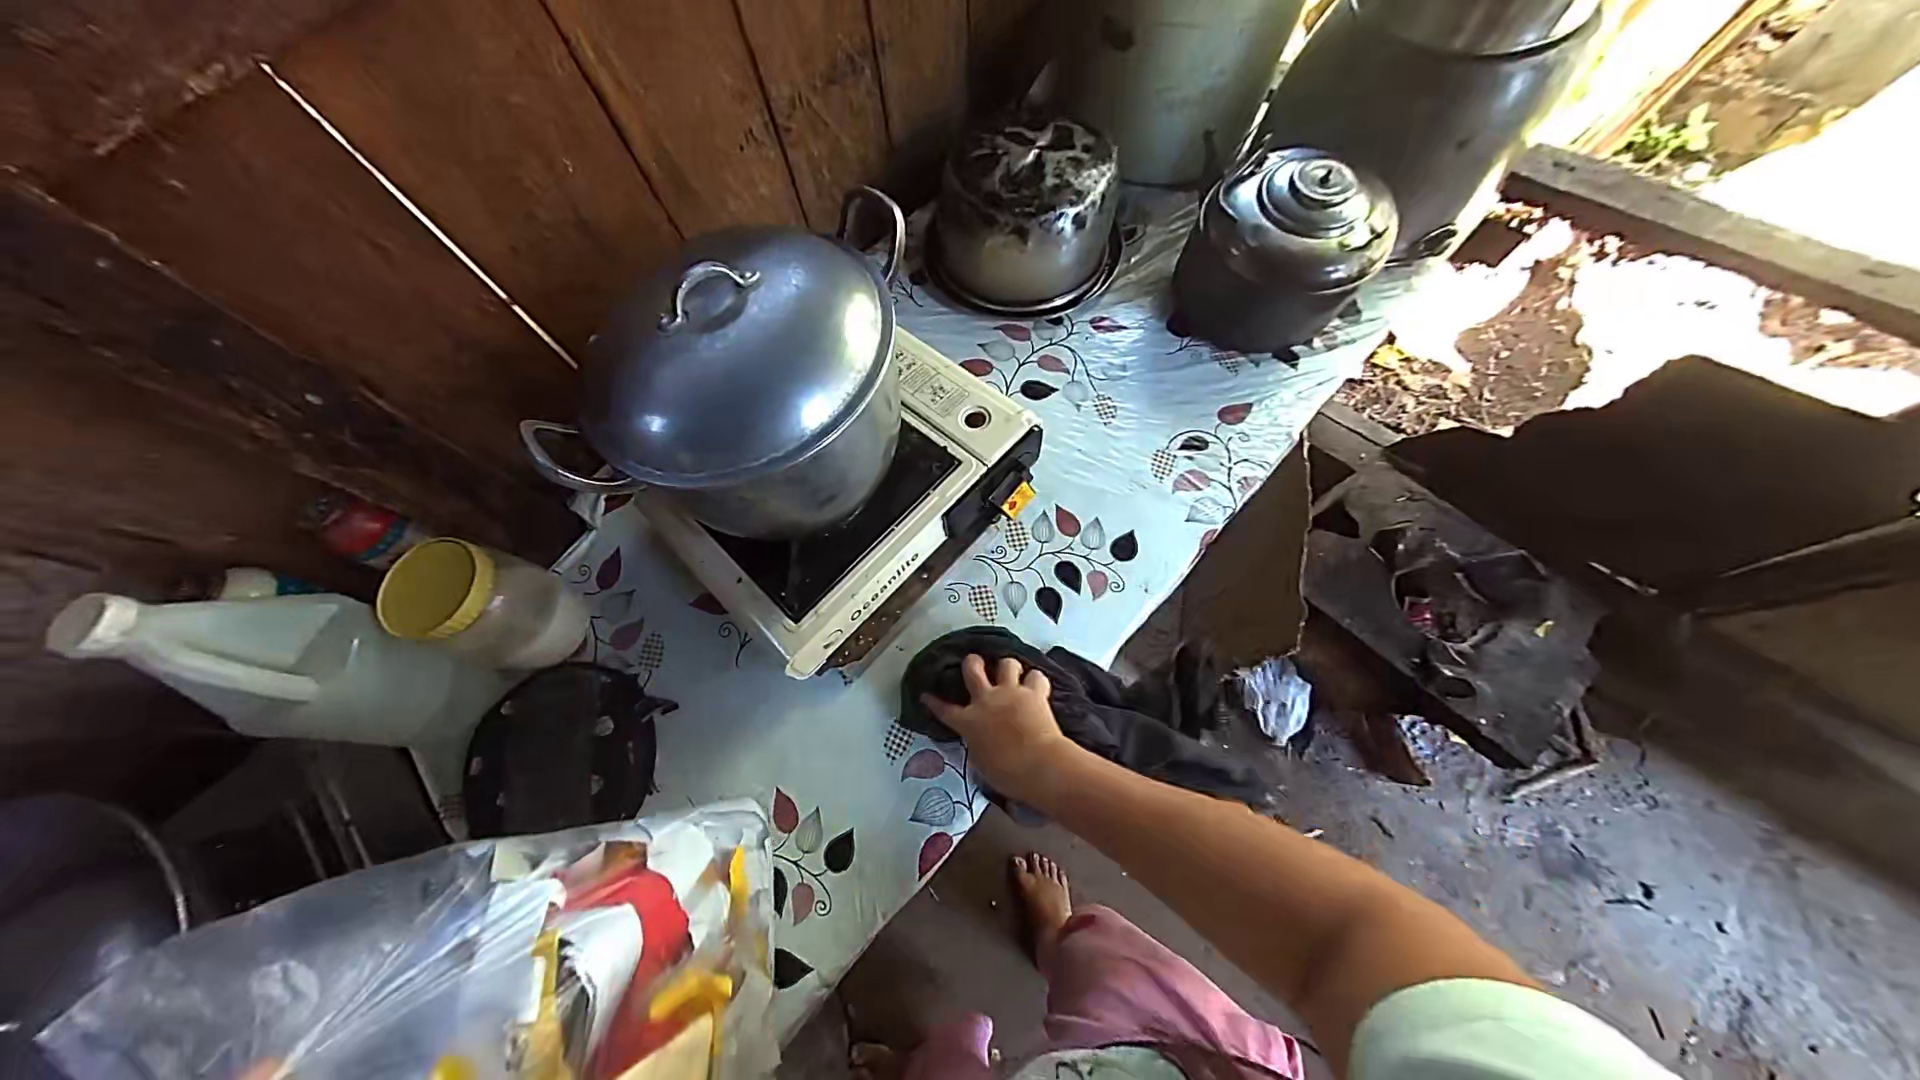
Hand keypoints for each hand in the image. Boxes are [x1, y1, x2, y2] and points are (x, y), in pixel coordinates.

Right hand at [922, 654, 1077, 802]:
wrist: (1038, 765)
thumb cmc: (1007, 774)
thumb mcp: (981, 763)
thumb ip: (977, 745)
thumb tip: (981, 741)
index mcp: (968, 722)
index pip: (945, 710)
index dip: (934, 703)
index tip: (926, 695)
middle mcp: (986, 701)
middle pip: (972, 669)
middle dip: (971, 662)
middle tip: (973, 662)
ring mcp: (1010, 693)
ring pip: (1006, 663)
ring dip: (1008, 666)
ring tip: (1011, 671)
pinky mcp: (1034, 693)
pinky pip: (1036, 676)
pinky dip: (1036, 680)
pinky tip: (1037, 684)